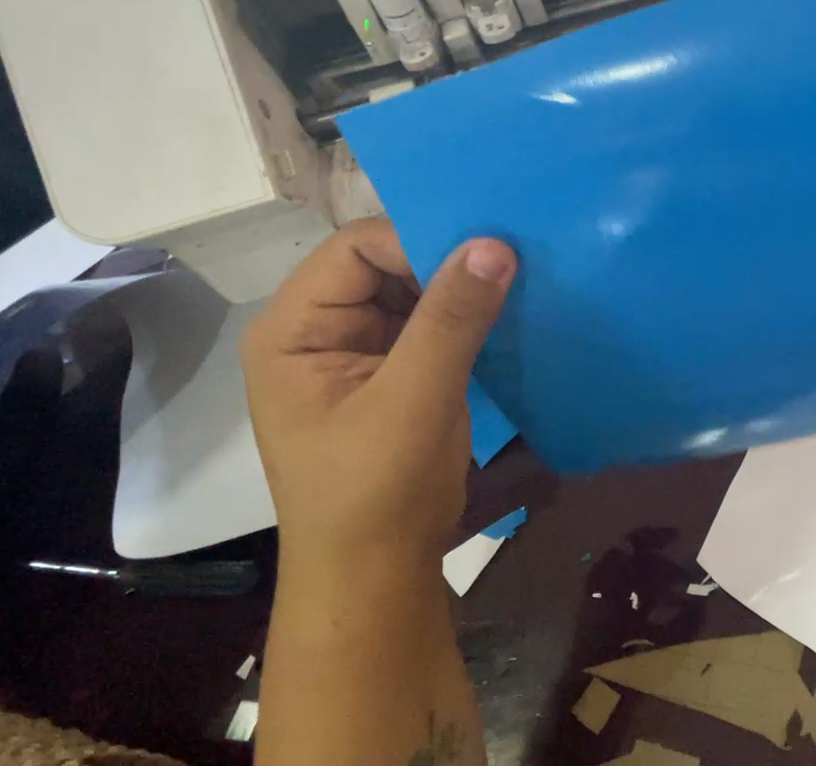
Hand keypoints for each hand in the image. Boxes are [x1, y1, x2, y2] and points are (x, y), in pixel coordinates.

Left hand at [241, 219, 516, 570]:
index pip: (358, 248)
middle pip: (387, 263)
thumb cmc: (377, 490)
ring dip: (464, 289)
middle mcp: (321, 329)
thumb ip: (452, 319)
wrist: (378, 572)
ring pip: (416, 291)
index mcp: (295, 328)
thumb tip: (496, 243)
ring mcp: (359, 351)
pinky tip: (508, 315)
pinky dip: (470, 317)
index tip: (489, 255)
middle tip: (515, 262)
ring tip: (520, 283)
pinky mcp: (396, 372)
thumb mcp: (415, 399)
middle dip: (448, 262)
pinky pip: (433, 324)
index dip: (421, 242)